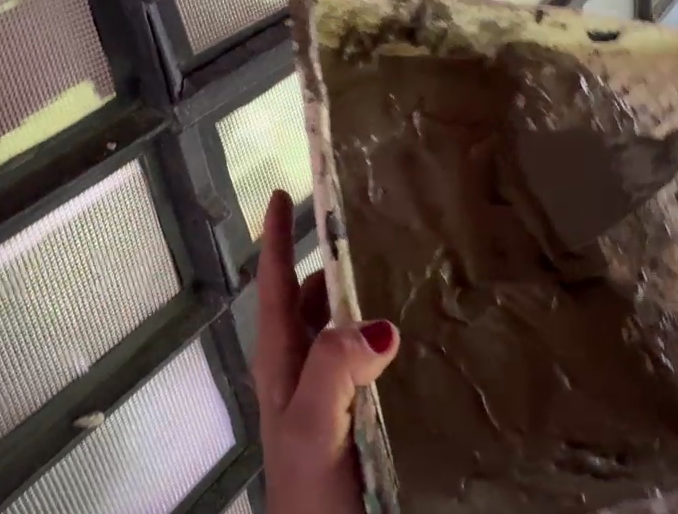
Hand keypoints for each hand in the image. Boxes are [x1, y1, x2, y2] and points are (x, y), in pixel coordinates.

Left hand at [252, 190, 400, 513]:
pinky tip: (400, 334)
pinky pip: (355, 357)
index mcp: (282, 360)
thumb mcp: (315, 426)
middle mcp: (298, 369)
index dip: (278, 238)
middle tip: (354, 220)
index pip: (277, 284)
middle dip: (321, 257)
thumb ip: (334, 370)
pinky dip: (369, 333)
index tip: (283, 192)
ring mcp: (321, 393)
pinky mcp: (346, 415)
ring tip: (385, 264)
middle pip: (304, 298)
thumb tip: (377, 322)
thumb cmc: (311, 492)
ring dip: (348, 293)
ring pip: (330, 326)